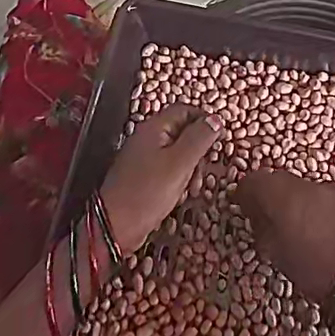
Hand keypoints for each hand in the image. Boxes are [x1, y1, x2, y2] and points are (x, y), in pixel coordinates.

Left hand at [99, 105, 220, 253]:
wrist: (116, 225)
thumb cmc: (147, 192)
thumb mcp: (179, 163)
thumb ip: (198, 139)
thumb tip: (215, 119)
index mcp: (154, 128)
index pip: (184, 110)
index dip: (204, 121)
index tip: (218, 139)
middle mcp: (147, 139)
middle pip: (183, 133)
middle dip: (198, 152)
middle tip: (201, 173)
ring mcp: (144, 158)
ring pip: (178, 154)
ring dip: (190, 170)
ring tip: (191, 189)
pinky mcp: (144, 177)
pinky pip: (169, 171)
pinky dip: (178, 181)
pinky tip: (179, 196)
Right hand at [235, 170, 334, 303]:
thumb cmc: (309, 269)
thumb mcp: (273, 251)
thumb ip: (260, 225)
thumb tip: (255, 213)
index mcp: (280, 197)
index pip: (253, 180)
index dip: (244, 191)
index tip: (240, 204)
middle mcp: (304, 186)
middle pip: (276, 179)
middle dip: (267, 193)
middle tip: (262, 214)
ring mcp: (328, 190)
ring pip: (300, 186)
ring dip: (291, 199)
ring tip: (292, 223)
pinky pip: (320, 195)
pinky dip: (312, 205)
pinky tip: (316, 226)